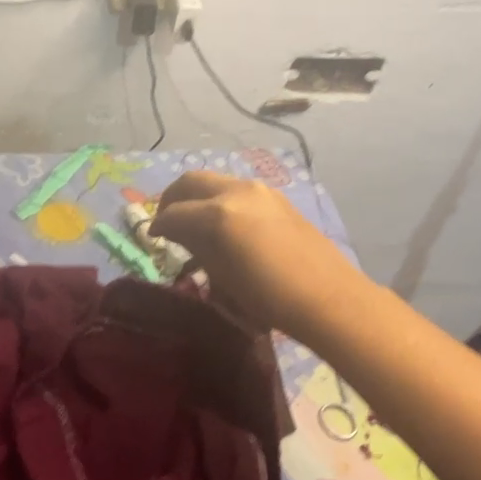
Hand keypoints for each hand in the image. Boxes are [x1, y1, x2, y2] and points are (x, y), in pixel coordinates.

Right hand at [151, 172, 365, 339]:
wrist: (327, 298)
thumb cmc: (268, 297)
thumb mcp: (221, 276)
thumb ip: (195, 246)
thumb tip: (179, 234)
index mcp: (217, 214)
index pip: (173, 213)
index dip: (158, 225)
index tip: (153, 237)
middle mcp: (236, 192)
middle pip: (190, 182)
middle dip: (172, 198)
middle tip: (166, 219)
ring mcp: (260, 191)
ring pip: (215, 181)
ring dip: (197, 197)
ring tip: (194, 223)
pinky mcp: (277, 198)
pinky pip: (237, 190)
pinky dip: (219, 200)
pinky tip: (224, 224)